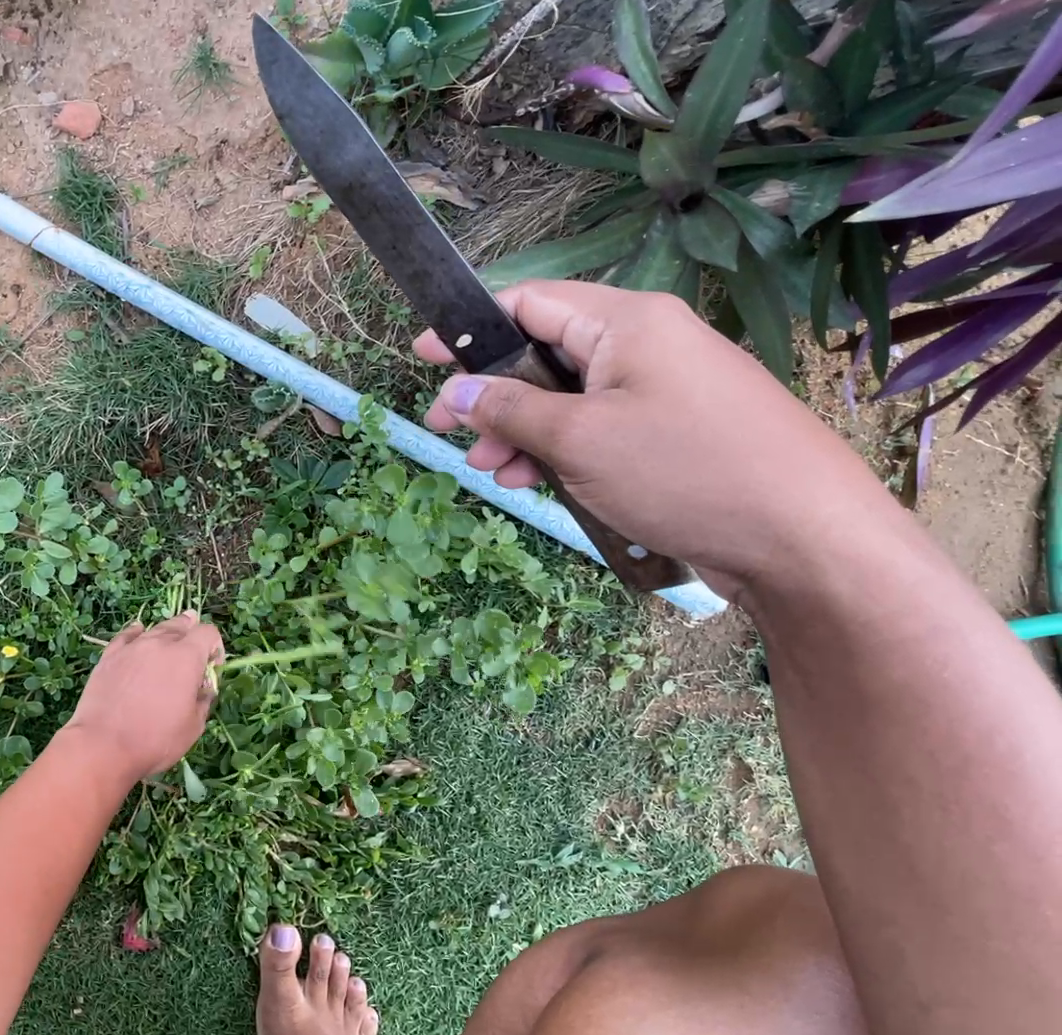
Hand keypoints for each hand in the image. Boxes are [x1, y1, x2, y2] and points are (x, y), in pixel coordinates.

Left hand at [59, 612, 224, 783]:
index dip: (216, 646)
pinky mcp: (109, 656)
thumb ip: (203, 700)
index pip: (208, 633)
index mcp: (186, 657)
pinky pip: (127, 635)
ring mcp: (132, 647)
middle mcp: (159, 644)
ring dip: (167, 633)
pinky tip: (138, 631)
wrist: (104, 744)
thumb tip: (203, 689)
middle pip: (180, 626)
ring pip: (155, 629)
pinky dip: (137, 632)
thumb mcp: (193, 726)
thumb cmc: (155, 739)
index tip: (213, 667)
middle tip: (194, 645)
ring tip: (171, 636)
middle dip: (191, 632)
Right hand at [416, 280, 897, 594]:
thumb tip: (455, 390)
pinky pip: (597, 426)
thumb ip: (507, 409)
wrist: (803, 540)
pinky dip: (558, 449)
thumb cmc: (682, 470)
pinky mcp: (672, 430)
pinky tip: (536, 481)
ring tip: (494, 470)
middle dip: (491, 395)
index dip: (471, 327)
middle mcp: (646, 344)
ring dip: (520, 430)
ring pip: (567, 397)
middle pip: (544, 354)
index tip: (423, 355)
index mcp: (627, 322)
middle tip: (449, 432)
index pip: (530, 302)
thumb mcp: (577, 438)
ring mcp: (662, 388)